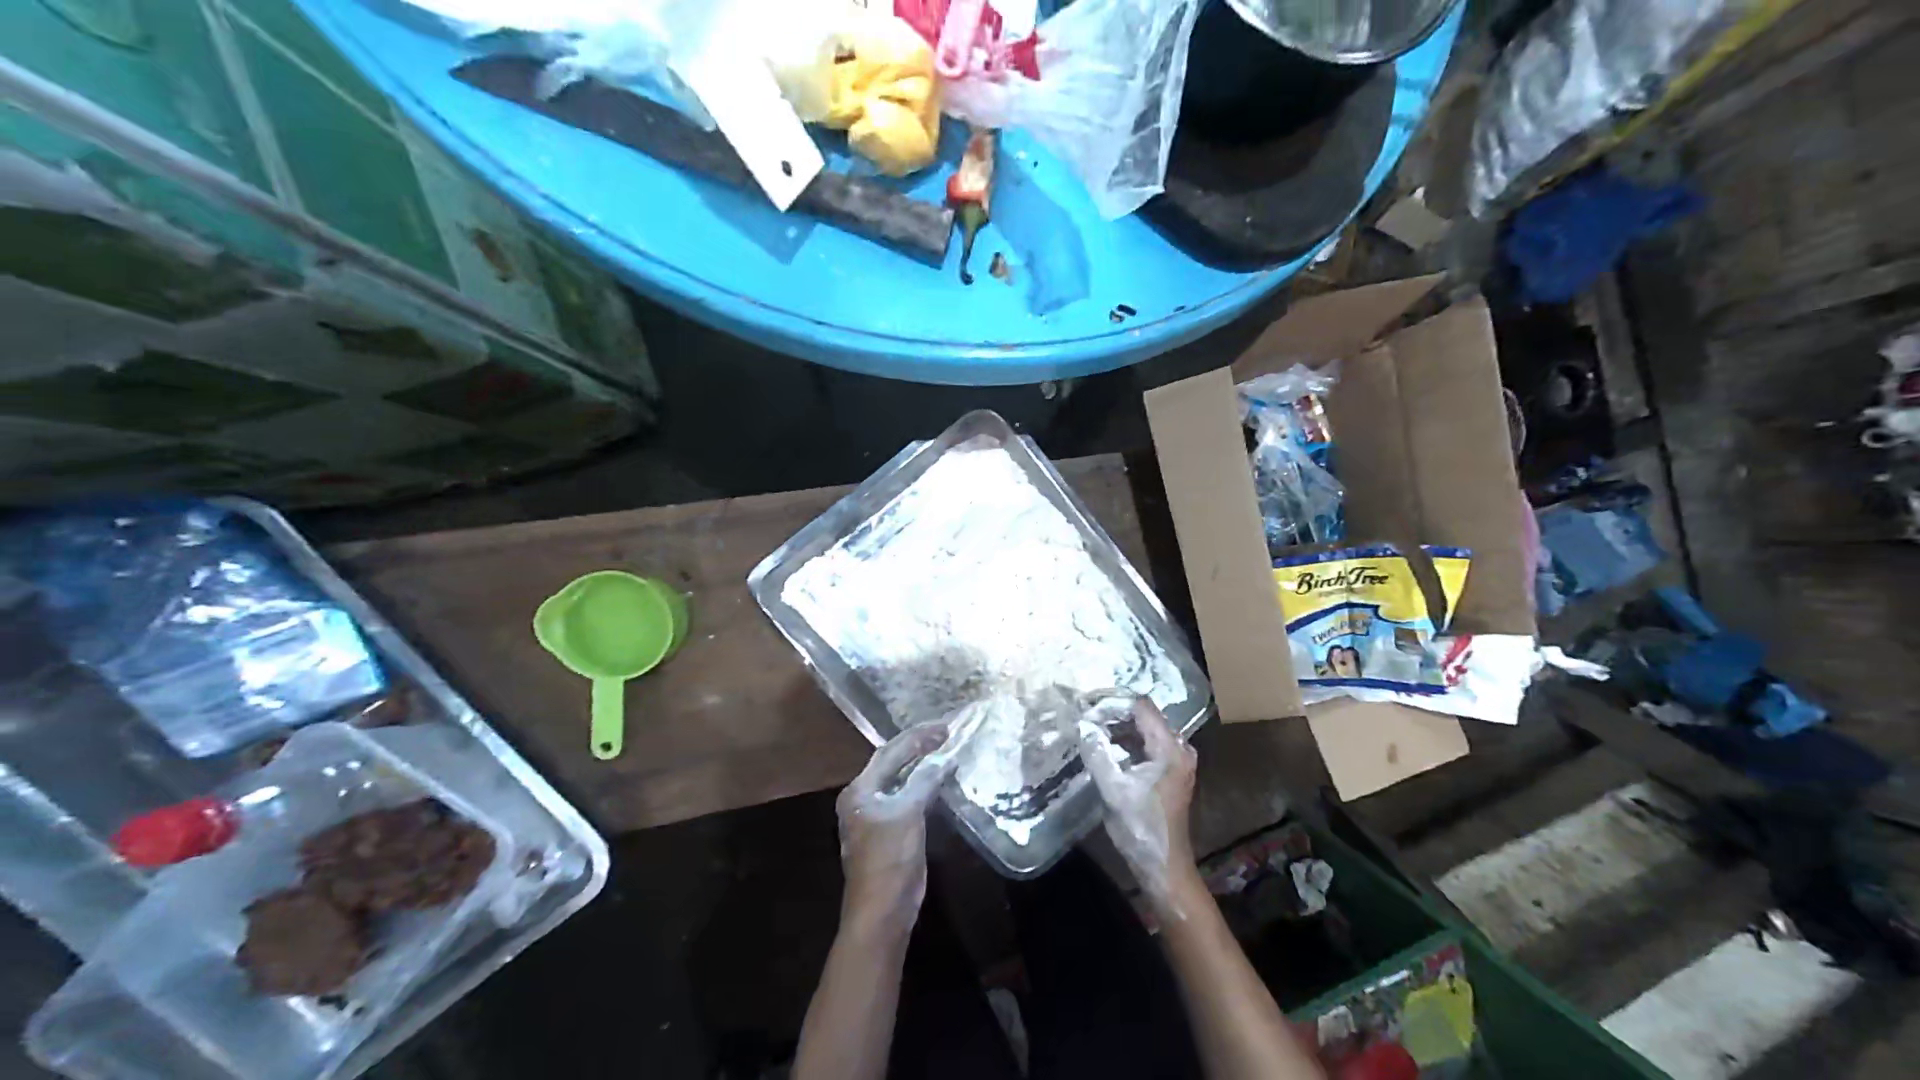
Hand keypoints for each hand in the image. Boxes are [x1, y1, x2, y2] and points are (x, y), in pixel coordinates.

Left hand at [835, 722, 963, 930]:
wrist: (882, 911)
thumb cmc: (889, 858)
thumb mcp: (907, 813)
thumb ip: (924, 781)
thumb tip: (944, 757)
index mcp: (859, 790)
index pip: (889, 753)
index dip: (917, 737)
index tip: (943, 727)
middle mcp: (862, 799)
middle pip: (892, 765)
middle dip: (918, 748)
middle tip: (946, 734)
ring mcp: (874, 818)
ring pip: (899, 782)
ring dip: (920, 767)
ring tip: (945, 751)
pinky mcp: (888, 834)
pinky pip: (906, 800)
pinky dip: (922, 788)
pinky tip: (939, 783)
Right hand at [1074, 696, 1199, 913]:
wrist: (1164, 865)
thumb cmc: (1141, 828)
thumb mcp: (1113, 789)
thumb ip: (1098, 752)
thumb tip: (1083, 724)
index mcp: (1169, 749)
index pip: (1141, 706)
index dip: (1112, 700)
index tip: (1085, 704)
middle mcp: (1178, 748)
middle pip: (1144, 715)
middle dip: (1113, 711)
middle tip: (1084, 714)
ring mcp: (1177, 760)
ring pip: (1145, 729)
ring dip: (1118, 726)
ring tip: (1090, 727)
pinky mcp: (1170, 771)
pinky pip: (1147, 743)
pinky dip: (1126, 740)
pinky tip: (1105, 746)